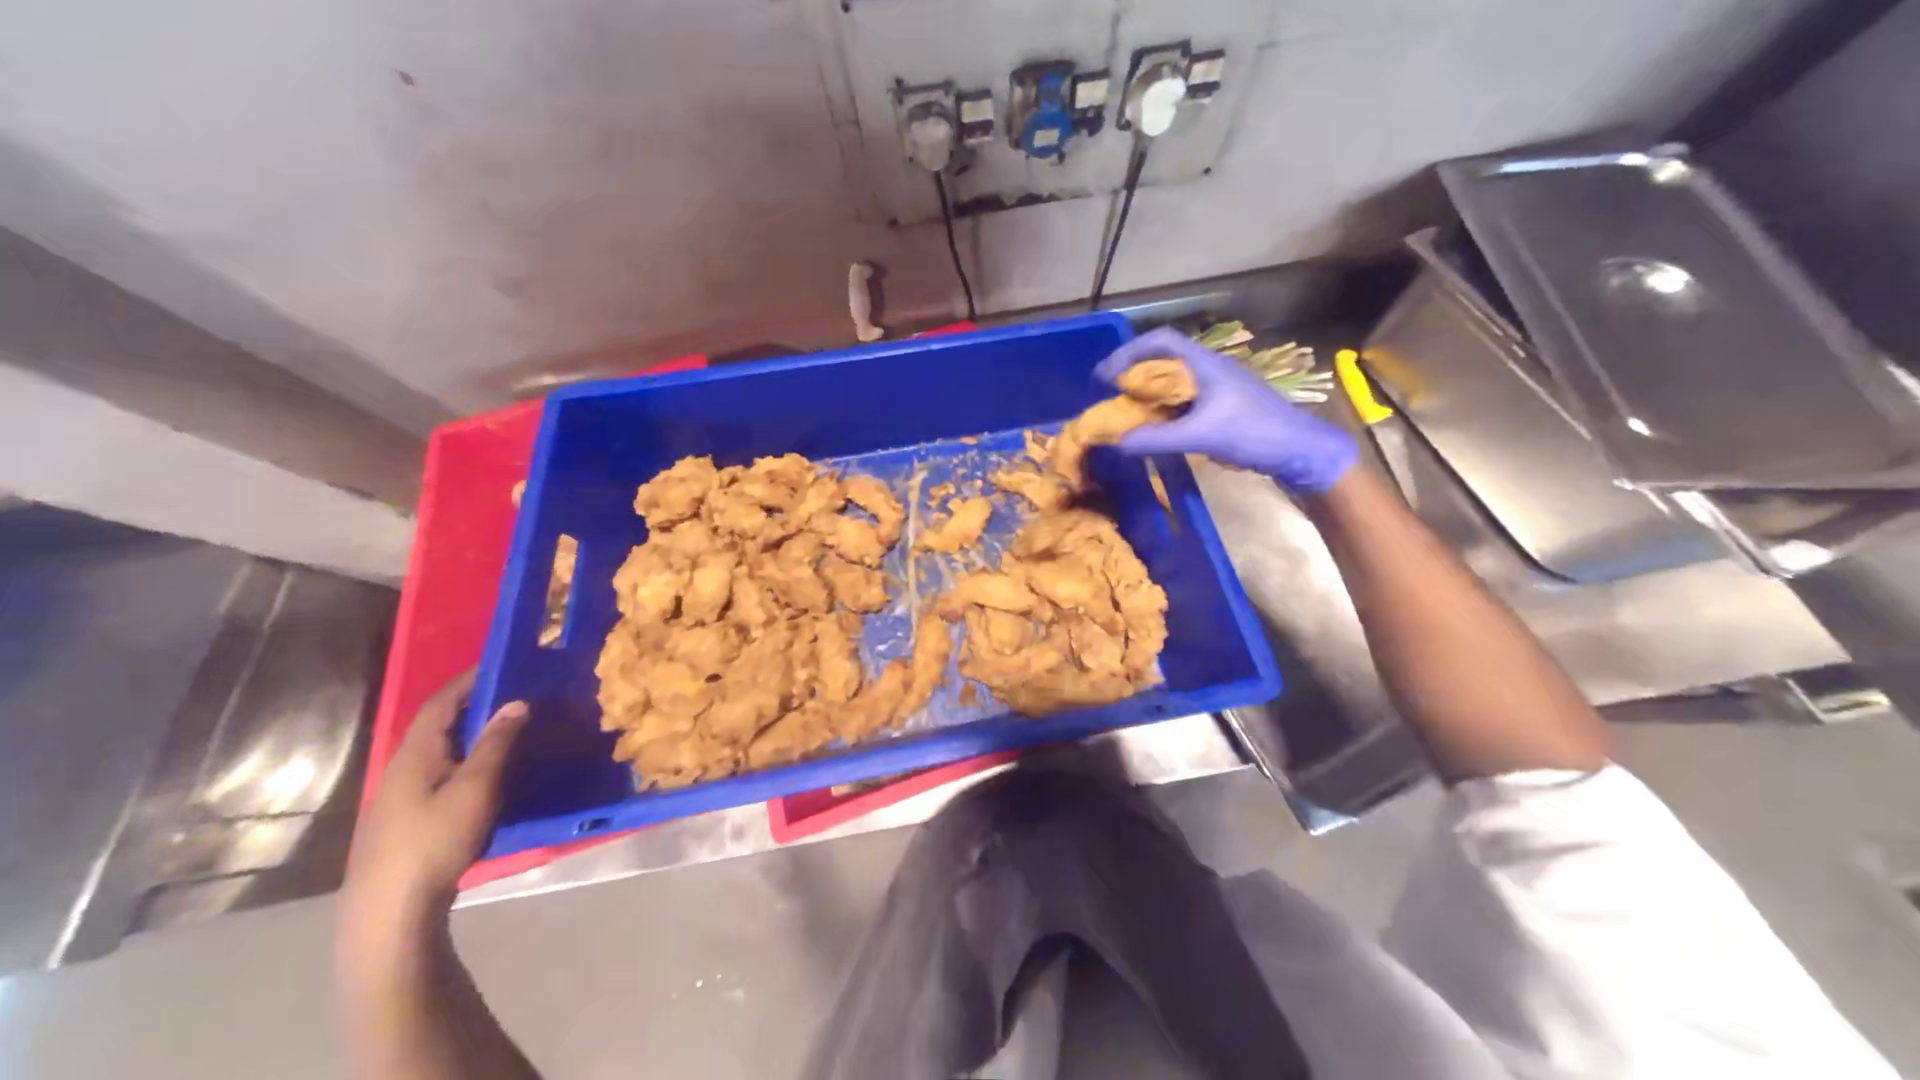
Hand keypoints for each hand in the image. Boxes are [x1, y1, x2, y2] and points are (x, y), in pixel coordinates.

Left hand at [343, 671, 527, 914]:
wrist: (390, 911)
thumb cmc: (434, 841)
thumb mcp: (476, 789)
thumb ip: (496, 744)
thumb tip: (517, 702)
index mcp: (414, 754)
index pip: (441, 703)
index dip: (470, 680)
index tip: (504, 665)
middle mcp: (403, 768)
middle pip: (440, 726)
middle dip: (476, 706)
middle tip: (519, 696)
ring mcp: (402, 797)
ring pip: (443, 752)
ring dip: (475, 736)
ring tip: (514, 730)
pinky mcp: (410, 820)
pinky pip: (445, 774)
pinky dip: (470, 761)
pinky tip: (494, 775)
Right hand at [1094, 327, 1358, 493]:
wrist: (1300, 451)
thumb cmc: (1255, 433)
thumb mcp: (1203, 435)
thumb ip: (1158, 438)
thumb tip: (1117, 441)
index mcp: (1205, 364)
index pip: (1161, 341)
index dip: (1129, 352)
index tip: (1105, 375)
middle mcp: (1208, 370)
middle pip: (1163, 361)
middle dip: (1133, 375)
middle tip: (1110, 396)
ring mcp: (1216, 389)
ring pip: (1172, 383)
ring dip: (1147, 394)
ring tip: (1125, 413)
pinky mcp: (1220, 408)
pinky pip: (1182, 402)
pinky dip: (1162, 411)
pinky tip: (1153, 428)